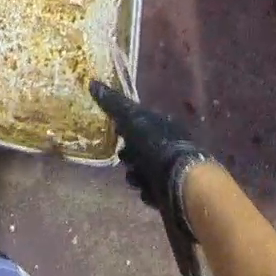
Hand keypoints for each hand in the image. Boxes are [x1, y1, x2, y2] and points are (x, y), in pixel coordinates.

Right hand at [90, 82, 215, 275]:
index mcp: (165, 126)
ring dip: (137, 176)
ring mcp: (175, 171)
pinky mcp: (175, 194)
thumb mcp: (131, 119)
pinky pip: (155, 191)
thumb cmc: (157, 148)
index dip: (126, 127)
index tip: (116, 133)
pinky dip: (148, 192)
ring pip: (147, 171)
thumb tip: (92, 82)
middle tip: (125, 158)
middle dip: (130, 155)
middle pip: (143, 148)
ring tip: (135, 179)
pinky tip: (147, 192)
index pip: (142, 122)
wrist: (183, 186)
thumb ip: (113, 103)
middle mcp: (172, 146)